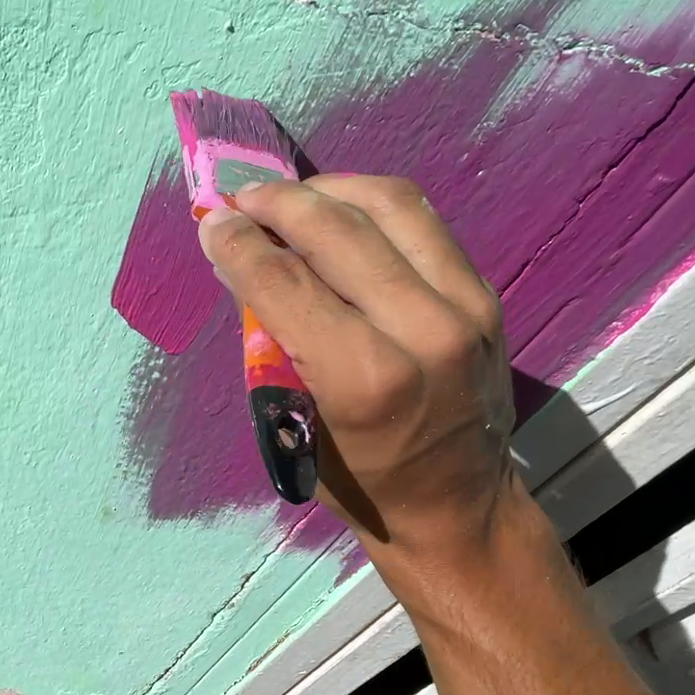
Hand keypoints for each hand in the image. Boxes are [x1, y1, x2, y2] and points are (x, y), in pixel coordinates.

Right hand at [198, 175, 515, 561]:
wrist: (458, 505)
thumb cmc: (358, 484)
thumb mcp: (294, 427)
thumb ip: (276, 347)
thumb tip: (249, 274)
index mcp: (363, 378)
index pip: (287, 285)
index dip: (240, 245)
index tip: (209, 222)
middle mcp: (422, 329)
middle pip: (338, 232)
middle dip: (277, 204)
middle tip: (238, 198)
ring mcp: (465, 305)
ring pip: (390, 206)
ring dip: (327, 189)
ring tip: (286, 197)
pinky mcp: (484, 293)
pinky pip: (420, 222)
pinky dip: (369, 205)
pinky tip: (336, 210)